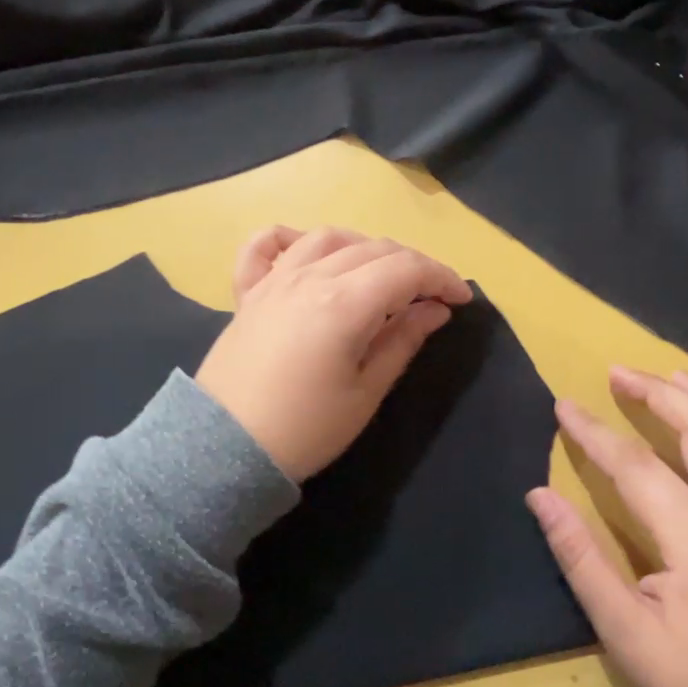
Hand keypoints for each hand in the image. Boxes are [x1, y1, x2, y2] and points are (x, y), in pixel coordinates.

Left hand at [194, 226, 472, 480]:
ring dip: (363, 247)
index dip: (441, 277)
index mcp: (344, 303)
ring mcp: (274, 279)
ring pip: (327, 238)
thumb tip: (435, 310)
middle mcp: (310, 277)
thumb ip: (402, 342)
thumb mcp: (366, 393)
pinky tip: (305, 250)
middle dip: (411, 264)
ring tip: (380, 274)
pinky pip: (265, 245)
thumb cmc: (306, 429)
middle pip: (373, 249)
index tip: (461, 299)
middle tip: (430, 296)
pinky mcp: (248, 291)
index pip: (405, 269)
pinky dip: (289, 238)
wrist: (226, 448)